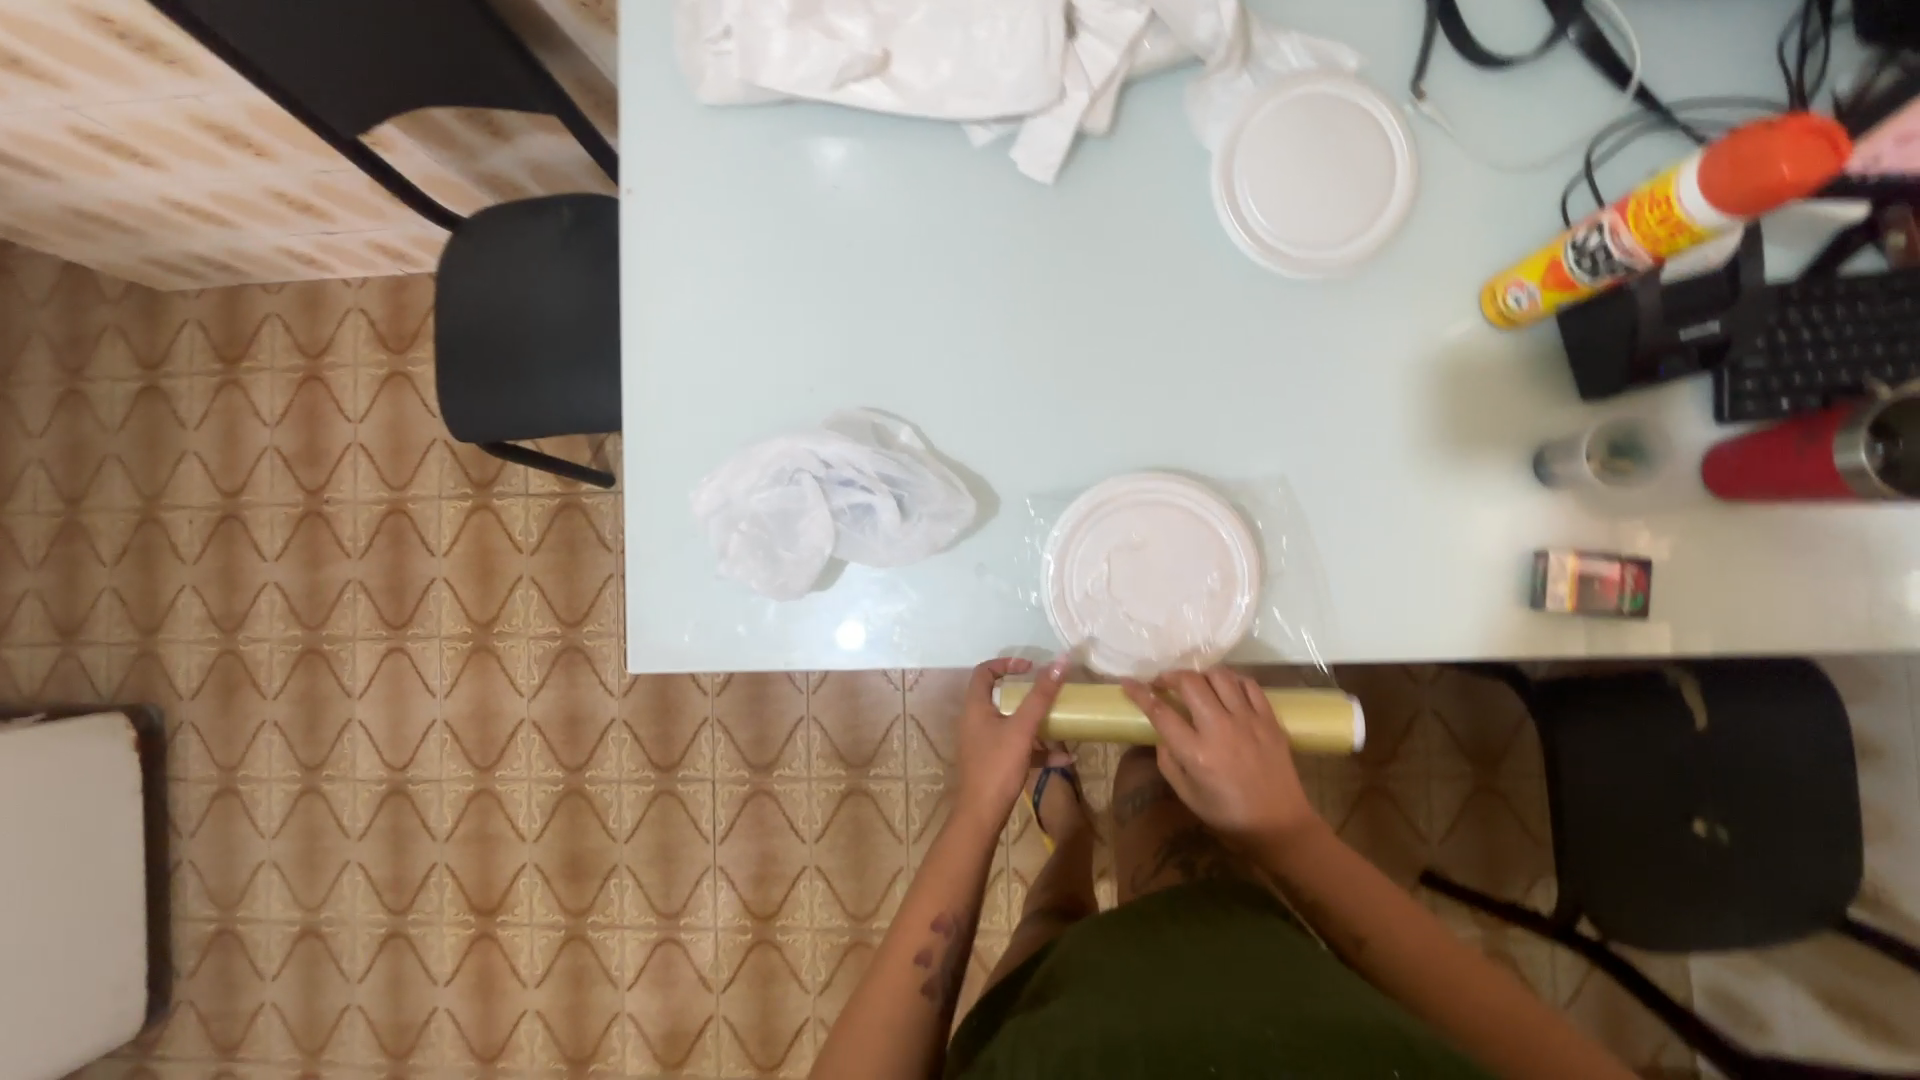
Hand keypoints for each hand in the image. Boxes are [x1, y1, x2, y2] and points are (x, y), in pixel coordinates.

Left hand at [954, 656, 1067, 826]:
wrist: (981, 816)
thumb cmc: (997, 766)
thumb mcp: (1022, 729)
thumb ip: (1041, 696)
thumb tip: (1060, 661)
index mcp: (976, 707)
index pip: (984, 672)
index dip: (1006, 663)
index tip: (1031, 667)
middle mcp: (976, 721)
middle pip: (1001, 697)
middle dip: (1028, 696)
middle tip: (1050, 694)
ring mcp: (984, 743)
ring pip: (1012, 724)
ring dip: (1036, 724)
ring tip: (1062, 725)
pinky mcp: (993, 763)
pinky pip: (1016, 747)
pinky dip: (1037, 750)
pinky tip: (1063, 760)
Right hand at [1120, 669, 1318, 846]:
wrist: (1279, 824)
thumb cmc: (1228, 815)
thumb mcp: (1187, 795)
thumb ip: (1168, 761)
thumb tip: (1163, 734)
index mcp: (1196, 753)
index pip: (1160, 711)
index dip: (1139, 693)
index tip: (1127, 683)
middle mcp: (1220, 729)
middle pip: (1189, 683)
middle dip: (1169, 676)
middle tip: (1163, 683)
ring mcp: (1248, 721)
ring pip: (1220, 677)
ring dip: (1200, 675)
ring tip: (1194, 684)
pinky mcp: (1269, 720)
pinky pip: (1249, 685)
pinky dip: (1232, 680)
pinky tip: (1225, 688)